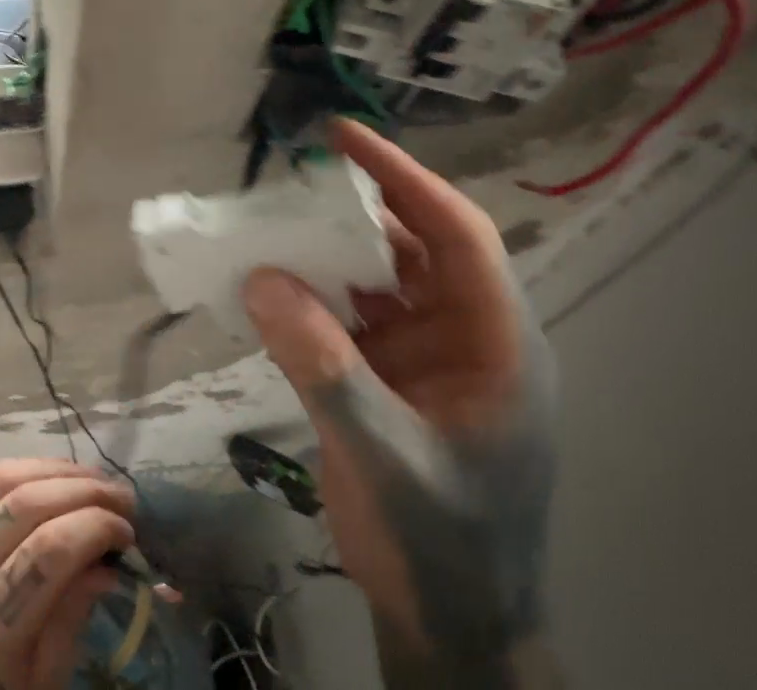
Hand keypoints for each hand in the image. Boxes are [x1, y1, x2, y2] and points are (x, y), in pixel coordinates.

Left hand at [0, 459, 136, 689]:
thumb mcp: (40, 678)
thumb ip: (71, 618)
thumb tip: (109, 563)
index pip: (50, 551)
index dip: (96, 528)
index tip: (128, 532)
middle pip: (26, 505)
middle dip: (84, 491)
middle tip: (122, 499)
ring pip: (0, 480)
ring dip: (54, 470)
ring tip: (94, 479)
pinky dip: (20, 469)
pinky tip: (50, 475)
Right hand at [243, 118, 558, 686]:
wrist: (446, 618)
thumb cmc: (439, 539)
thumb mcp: (383, 452)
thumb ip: (323, 365)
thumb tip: (261, 278)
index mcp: (497, 344)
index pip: (455, 237)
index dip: (403, 179)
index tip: (342, 138)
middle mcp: (463, 338)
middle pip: (409, 252)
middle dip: (349, 217)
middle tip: (281, 188)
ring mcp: (421, 361)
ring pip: (371, 285)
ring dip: (320, 260)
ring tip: (259, 233)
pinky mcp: (383, 383)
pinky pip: (341, 323)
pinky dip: (304, 303)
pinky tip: (261, 293)